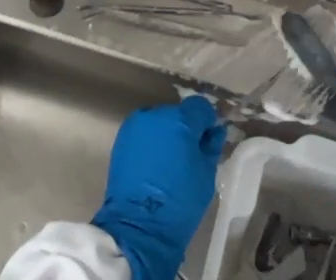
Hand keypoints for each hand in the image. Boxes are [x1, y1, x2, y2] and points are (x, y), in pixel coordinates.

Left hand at [92, 95, 227, 279]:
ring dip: (168, 134)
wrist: (138, 228)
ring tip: (170, 162)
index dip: (208, 122)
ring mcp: (134, 126)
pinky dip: (152, 142)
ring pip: (160, 122)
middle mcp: (155, 115)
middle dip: (186, 129)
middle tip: (190, 155)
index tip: (209, 141)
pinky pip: (144, 133)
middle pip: (178, 113)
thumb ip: (211, 146)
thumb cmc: (179, 202)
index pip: (201, 107)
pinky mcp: (121, 139)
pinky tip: (154, 165)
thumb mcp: (206, 174)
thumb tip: (214, 131)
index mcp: (179, 120)